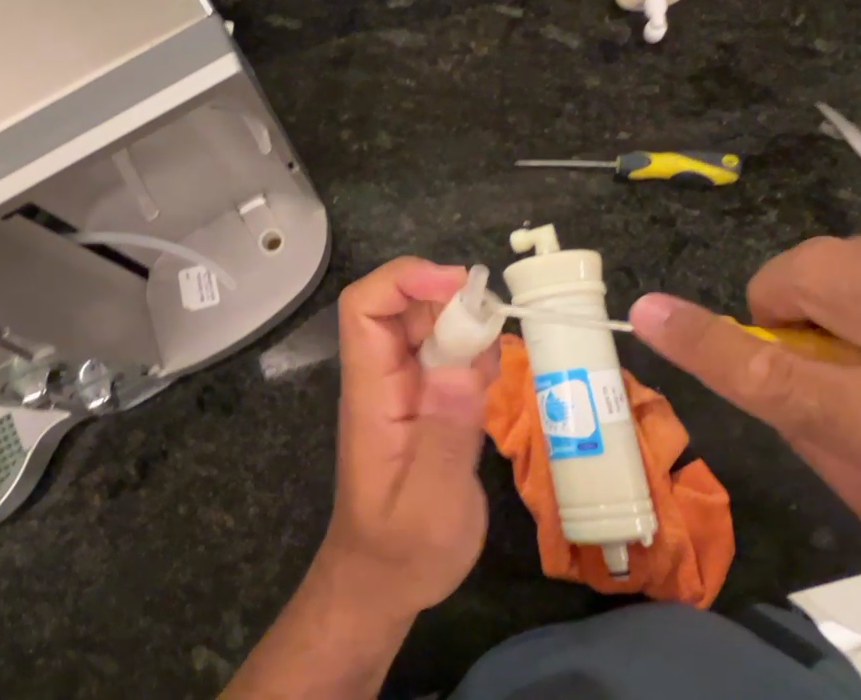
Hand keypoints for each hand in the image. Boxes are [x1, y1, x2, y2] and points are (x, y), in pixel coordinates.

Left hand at [223, 259, 493, 699]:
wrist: (387, 581)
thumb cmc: (401, 550)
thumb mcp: (430, 504)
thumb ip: (444, 434)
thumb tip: (461, 365)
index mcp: (371, 392)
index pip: (364, 307)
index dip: (405, 279)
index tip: (460, 285)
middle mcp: (385, 379)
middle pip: (403, 307)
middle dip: (448, 299)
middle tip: (495, 326)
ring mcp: (406, 389)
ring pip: (429, 326)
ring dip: (467, 327)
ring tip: (496, 364)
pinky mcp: (429, 403)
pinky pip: (448, 356)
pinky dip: (475, 354)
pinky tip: (492, 382)